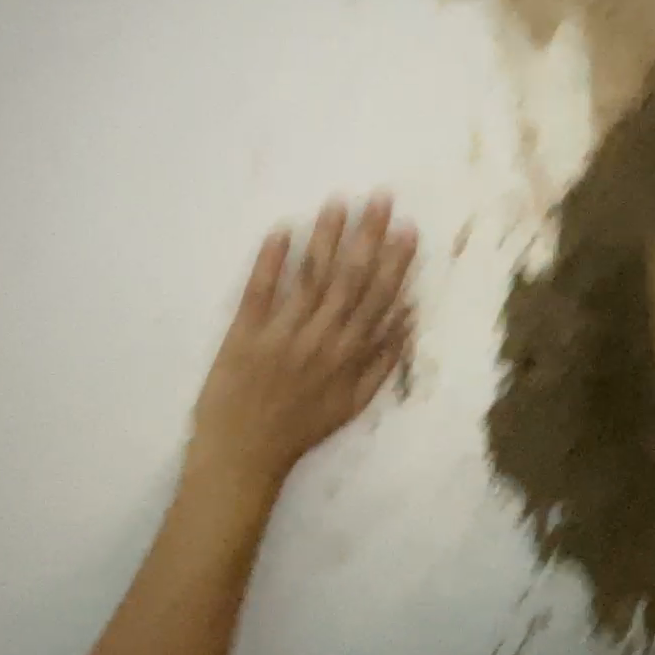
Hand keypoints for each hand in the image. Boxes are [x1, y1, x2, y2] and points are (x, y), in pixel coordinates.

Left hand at [191, 195, 417, 491]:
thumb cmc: (301, 428)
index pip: (379, 299)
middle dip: (368, 237)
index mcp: (350, 355)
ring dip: (326, 239)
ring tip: (339, 203)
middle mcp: (322, 338)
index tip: (408, 228)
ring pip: (311, 279)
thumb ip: (384, 361)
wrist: (244, 455)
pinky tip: (282, 230)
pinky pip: (260, 292)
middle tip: (381, 199)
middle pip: (350, 280)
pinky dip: (271, 262)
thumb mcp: (354, 403)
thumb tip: (409, 316)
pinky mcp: (245, 333)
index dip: (396, 262)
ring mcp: (283, 334)